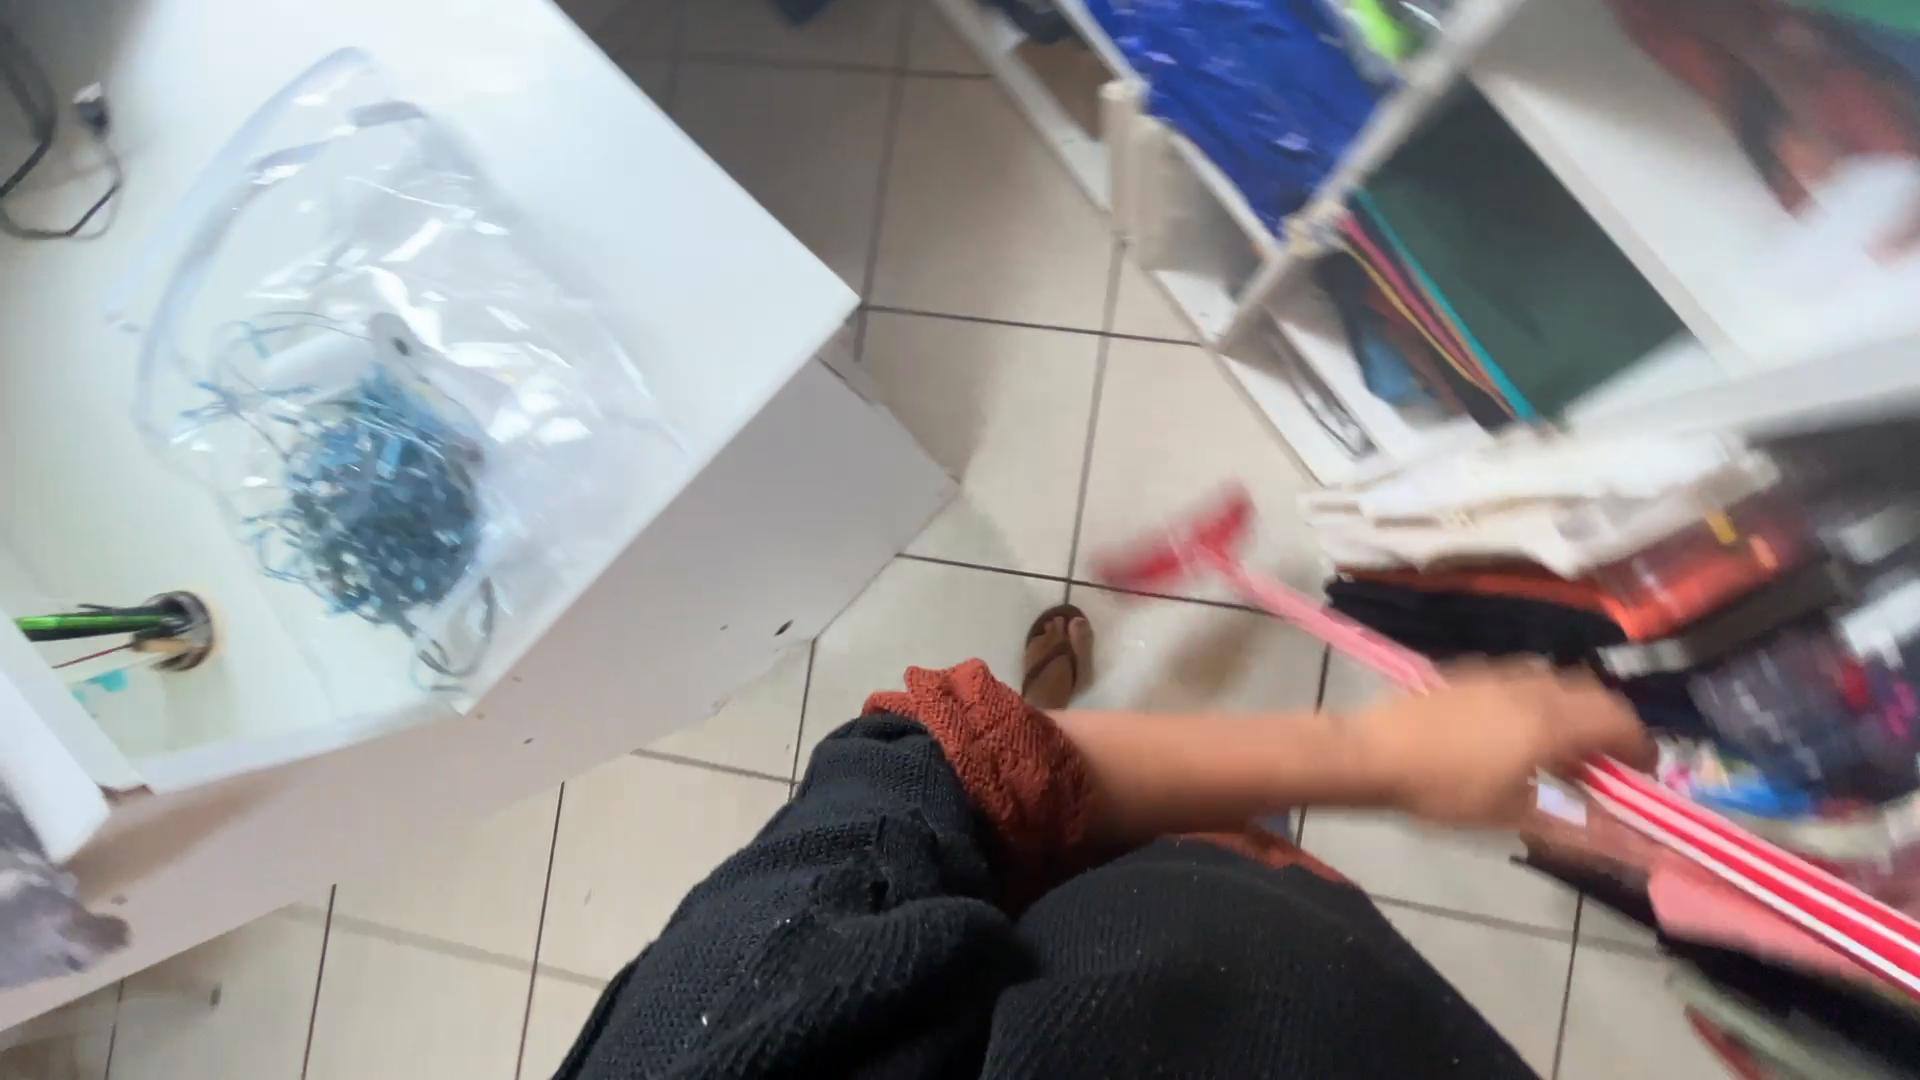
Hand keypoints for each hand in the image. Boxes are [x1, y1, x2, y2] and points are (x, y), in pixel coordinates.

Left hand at [1348, 664, 1653, 828]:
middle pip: (1589, 695)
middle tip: (1598, 768)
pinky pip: (1514, 680)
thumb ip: (1581, 828)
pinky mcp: (1458, 675)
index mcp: (1548, 720)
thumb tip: (1635, 845)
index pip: (1619, 719)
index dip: (1640, 748)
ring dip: (1568, 711)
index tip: (1638, 778)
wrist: (1368, 753)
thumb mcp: (1513, 816)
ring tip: (1554, 752)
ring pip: (1550, 682)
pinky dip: (1532, 701)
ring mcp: (1488, 675)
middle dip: (1606, 727)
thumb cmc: (1441, 788)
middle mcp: (1524, 688)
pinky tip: (1509, 733)